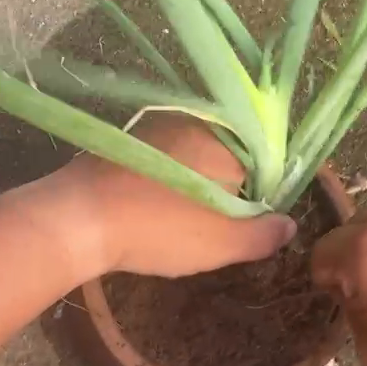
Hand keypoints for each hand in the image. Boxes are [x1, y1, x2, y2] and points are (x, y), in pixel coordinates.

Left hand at [31, 113, 295, 277]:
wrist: (77, 219)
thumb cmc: (159, 228)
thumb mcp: (222, 243)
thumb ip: (262, 235)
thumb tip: (289, 226)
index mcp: (223, 138)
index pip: (259, 169)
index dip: (254, 206)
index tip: (237, 234)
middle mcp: (189, 122)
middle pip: (222, 164)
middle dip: (219, 200)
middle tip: (201, 238)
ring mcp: (150, 130)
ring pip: (186, 167)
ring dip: (186, 197)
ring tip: (172, 232)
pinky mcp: (119, 146)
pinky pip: (155, 169)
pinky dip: (157, 192)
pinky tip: (145, 218)